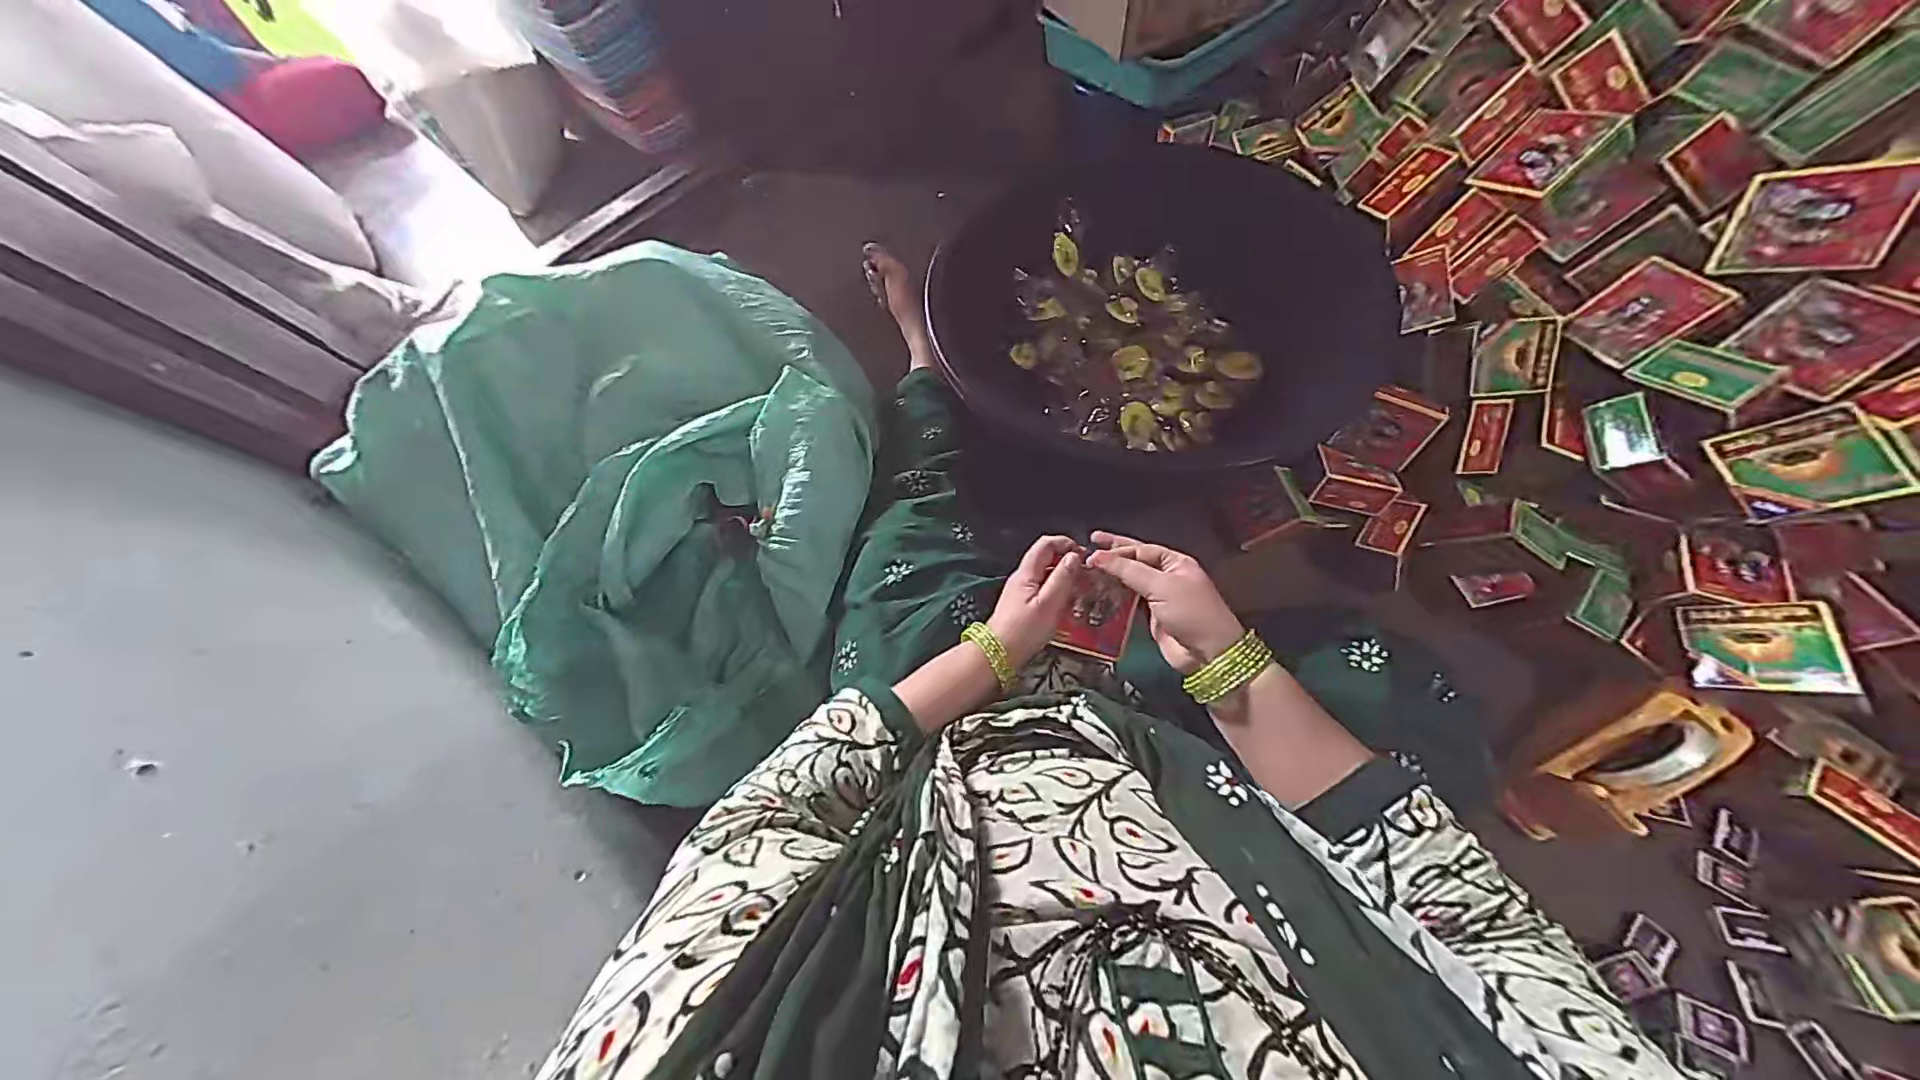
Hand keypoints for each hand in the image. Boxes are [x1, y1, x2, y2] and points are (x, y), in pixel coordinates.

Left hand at [987, 535, 1083, 666]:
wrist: (998, 654)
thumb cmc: (1022, 631)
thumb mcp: (1048, 603)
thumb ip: (1062, 578)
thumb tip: (1074, 557)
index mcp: (1026, 573)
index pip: (1046, 544)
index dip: (1066, 544)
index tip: (1083, 555)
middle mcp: (1022, 578)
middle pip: (1047, 558)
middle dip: (1068, 562)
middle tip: (1085, 574)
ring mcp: (1022, 591)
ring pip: (1047, 574)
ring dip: (1064, 578)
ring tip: (1080, 590)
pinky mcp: (1024, 604)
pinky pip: (1043, 589)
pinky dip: (1057, 591)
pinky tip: (1066, 604)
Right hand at [1086, 531, 1242, 673]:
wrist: (1208, 653)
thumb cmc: (1191, 613)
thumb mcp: (1161, 586)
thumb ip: (1128, 570)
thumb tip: (1097, 557)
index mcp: (1174, 563)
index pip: (1140, 550)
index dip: (1116, 549)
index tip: (1092, 549)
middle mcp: (1166, 576)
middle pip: (1134, 562)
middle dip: (1111, 557)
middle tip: (1086, 550)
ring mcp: (1158, 597)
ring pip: (1129, 582)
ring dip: (1110, 577)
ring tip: (1086, 572)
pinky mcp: (1150, 616)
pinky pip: (1128, 602)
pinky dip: (1113, 598)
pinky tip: (1098, 594)